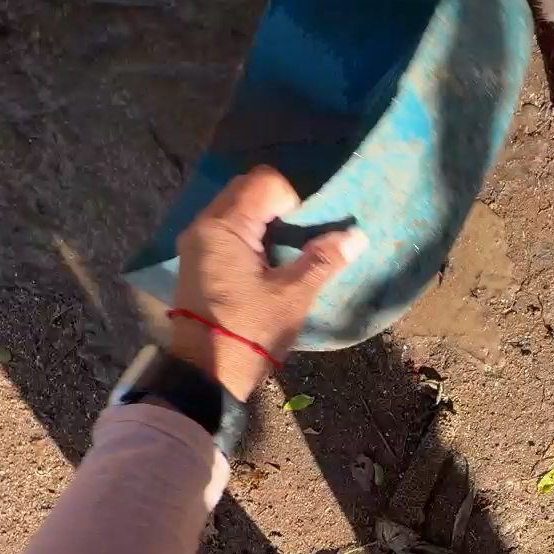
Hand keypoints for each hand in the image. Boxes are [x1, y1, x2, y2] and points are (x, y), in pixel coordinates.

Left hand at [167, 166, 366, 397]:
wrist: (208, 370)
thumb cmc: (251, 329)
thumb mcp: (293, 295)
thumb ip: (323, 261)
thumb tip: (357, 236)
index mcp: (225, 226)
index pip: (264, 182)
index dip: (294, 199)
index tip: (307, 231)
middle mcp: (204, 225)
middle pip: (246, 191)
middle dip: (280, 209)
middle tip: (301, 241)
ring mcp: (196, 244)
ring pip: (235, 212)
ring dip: (264, 224)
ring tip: (286, 256)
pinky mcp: (197, 262)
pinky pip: (226, 232)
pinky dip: (249, 238)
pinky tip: (265, 267)